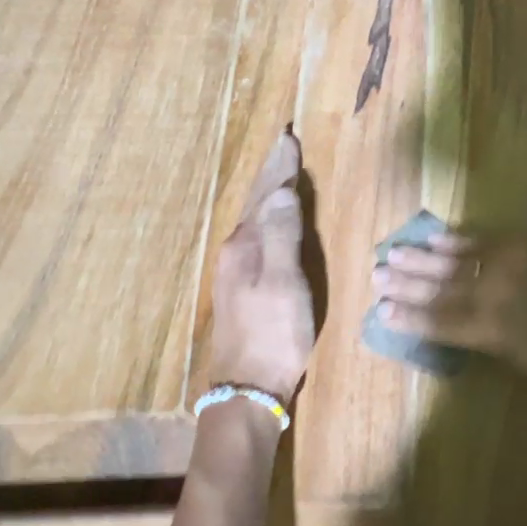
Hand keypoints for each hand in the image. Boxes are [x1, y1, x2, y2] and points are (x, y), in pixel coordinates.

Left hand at [208, 130, 314, 398]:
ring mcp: (238, 270)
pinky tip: (272, 218)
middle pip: (255, 201)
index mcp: (246, 245)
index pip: (266, 194)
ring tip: (279, 170)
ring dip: (268, 190)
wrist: (248, 388)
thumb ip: (283, 236)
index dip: (280, 166)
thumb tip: (282, 190)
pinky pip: (258, 233)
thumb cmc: (273, 334)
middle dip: (271, 172)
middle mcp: (237, 251)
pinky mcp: (245, 286)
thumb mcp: (284, 283)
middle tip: (283, 142)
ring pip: (255, 216)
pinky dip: (268, 213)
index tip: (289, 136)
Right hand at [370, 234, 526, 386]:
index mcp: (492, 334)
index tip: (381, 308)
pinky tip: (438, 237)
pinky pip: (486, 239)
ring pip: (458, 259)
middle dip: (407, 282)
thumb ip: (492, 340)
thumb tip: (464, 324)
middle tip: (377, 274)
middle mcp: (495, 296)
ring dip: (424, 256)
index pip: (440, 322)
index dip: (409, 315)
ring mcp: (512, 266)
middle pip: (442, 287)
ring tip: (395, 252)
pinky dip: (460, 238)